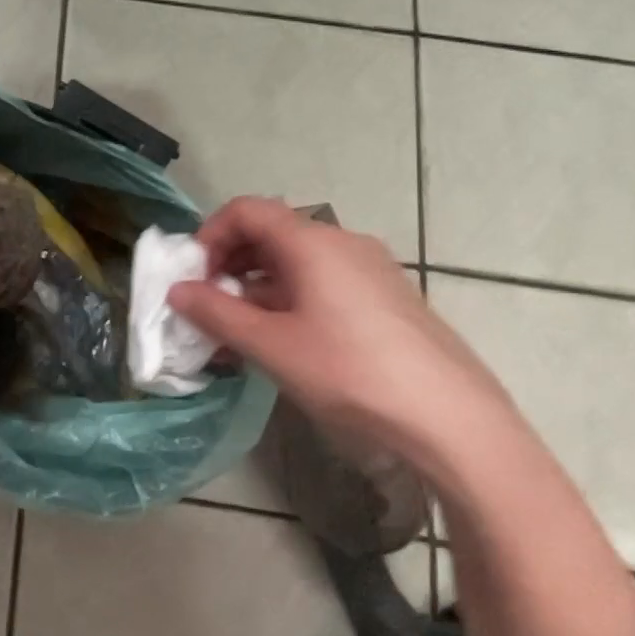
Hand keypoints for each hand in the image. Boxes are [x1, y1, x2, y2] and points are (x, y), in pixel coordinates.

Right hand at [167, 197, 518, 463]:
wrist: (456, 426)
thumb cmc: (351, 374)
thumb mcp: (271, 346)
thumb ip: (216, 313)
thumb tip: (178, 291)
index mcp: (313, 242)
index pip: (246, 210)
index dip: (210, 235)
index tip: (194, 276)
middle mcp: (344, 244)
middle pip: (271, 233)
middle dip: (230, 264)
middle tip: (210, 307)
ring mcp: (373, 271)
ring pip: (298, 262)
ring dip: (258, 288)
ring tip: (241, 334)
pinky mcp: (390, 301)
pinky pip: (325, 284)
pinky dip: (291, 300)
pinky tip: (286, 345)